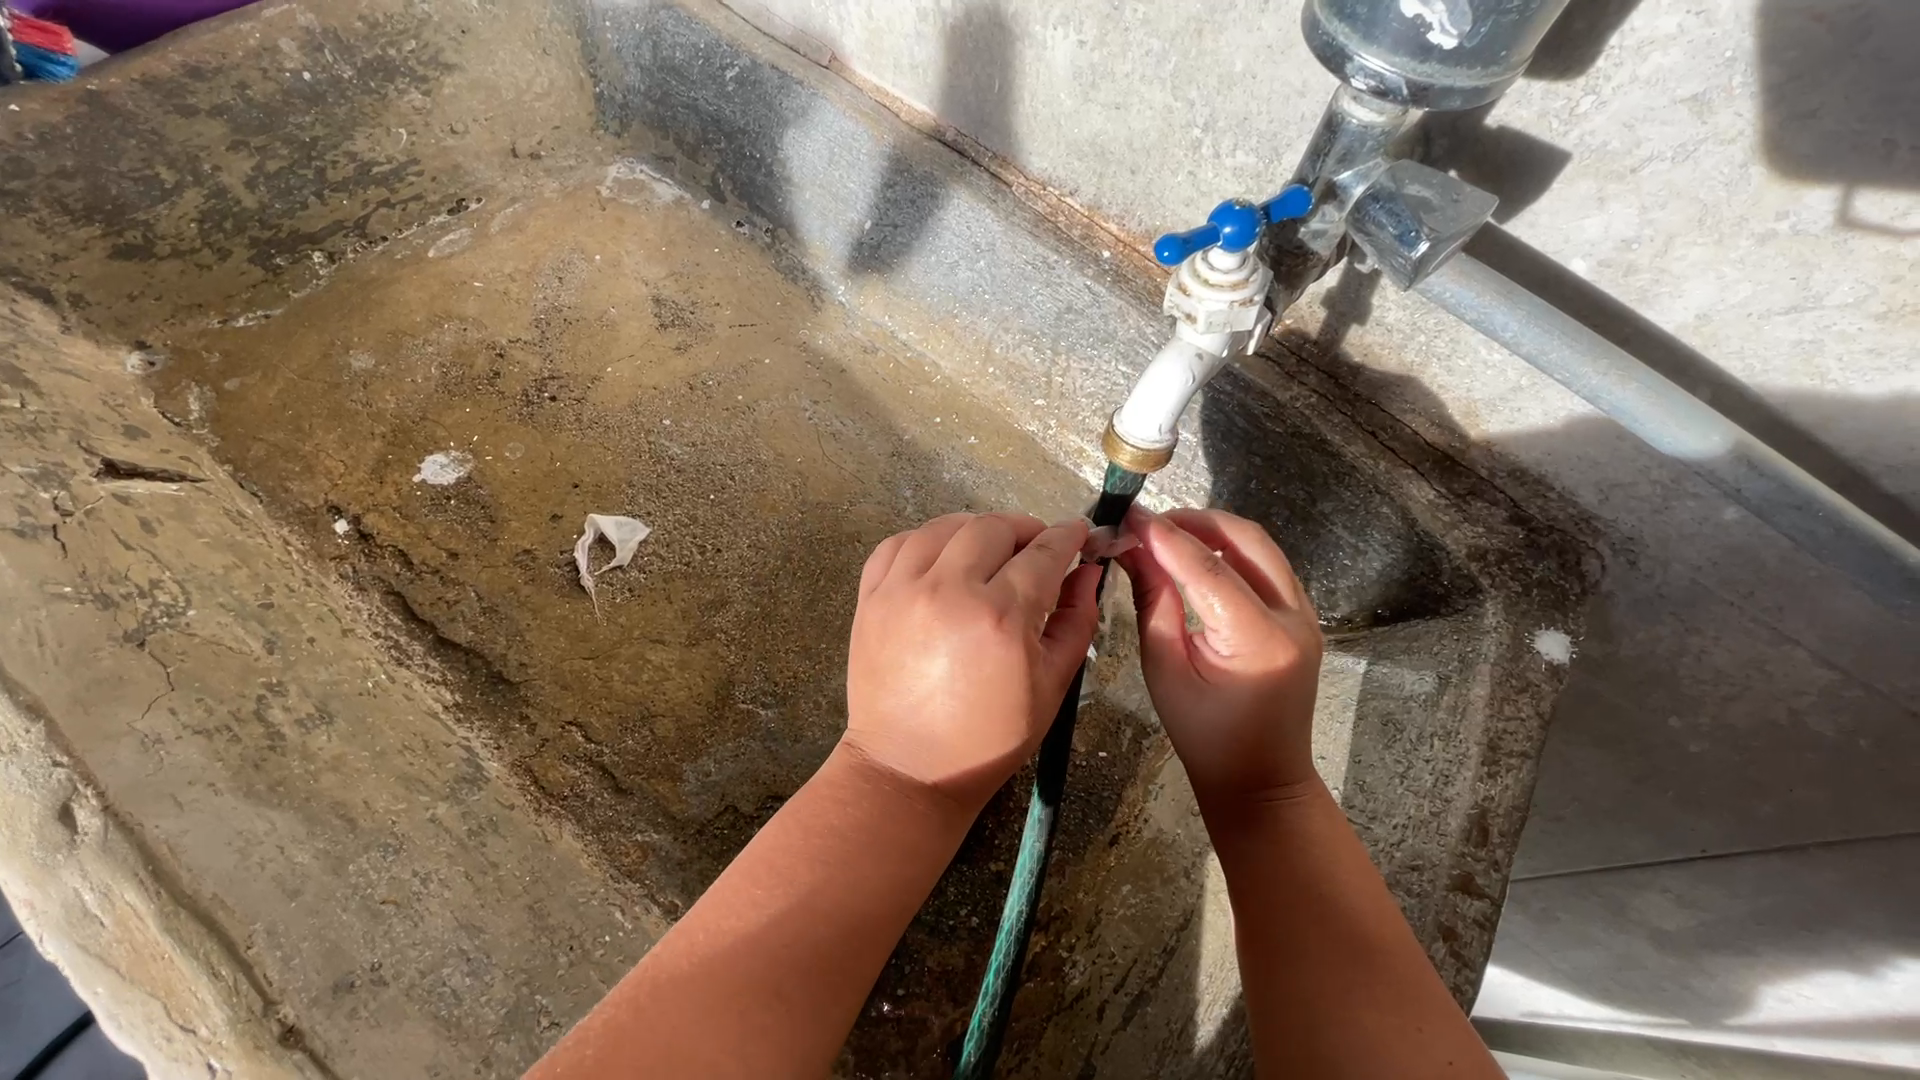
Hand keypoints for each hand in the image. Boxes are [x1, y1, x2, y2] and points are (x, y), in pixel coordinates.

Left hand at [843, 513, 1101, 809]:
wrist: (908, 768)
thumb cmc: (989, 738)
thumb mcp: (1051, 686)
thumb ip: (1076, 622)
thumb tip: (1088, 572)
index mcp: (1001, 616)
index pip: (1043, 553)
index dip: (1067, 537)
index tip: (1078, 532)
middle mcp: (949, 590)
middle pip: (993, 527)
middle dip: (1024, 530)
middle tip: (1035, 549)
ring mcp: (902, 590)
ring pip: (944, 527)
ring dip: (975, 530)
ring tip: (989, 552)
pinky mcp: (871, 598)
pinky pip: (898, 545)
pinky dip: (925, 541)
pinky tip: (941, 559)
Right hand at [1115, 507, 1323, 812]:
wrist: (1260, 778)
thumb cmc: (1203, 735)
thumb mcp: (1164, 666)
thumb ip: (1152, 599)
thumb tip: (1131, 548)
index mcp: (1258, 638)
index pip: (1206, 568)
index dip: (1164, 536)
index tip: (1128, 515)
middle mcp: (1294, 618)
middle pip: (1246, 540)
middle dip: (1195, 521)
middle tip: (1149, 524)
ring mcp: (1306, 616)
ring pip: (1261, 548)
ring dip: (1214, 533)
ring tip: (1168, 536)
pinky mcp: (1303, 618)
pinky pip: (1267, 567)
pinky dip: (1232, 552)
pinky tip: (1198, 558)